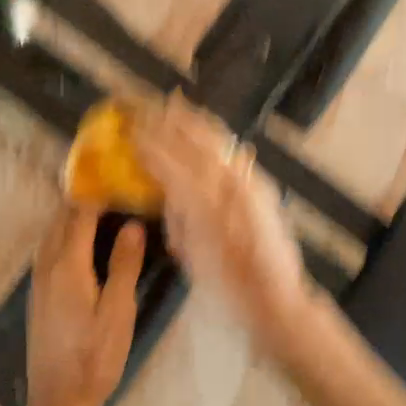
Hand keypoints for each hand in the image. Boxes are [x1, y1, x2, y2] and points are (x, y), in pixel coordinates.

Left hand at [27, 204, 144, 405]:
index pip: (79, 215)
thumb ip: (124, 265)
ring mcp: (38, 283)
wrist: (58, 401)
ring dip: (69, 220)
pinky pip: (47, 253)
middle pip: (60, 221)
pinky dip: (63, 239)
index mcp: (67, 265)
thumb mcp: (118, 312)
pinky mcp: (37, 298)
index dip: (98, 195)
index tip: (119, 181)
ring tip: (98, 214)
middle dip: (82, 202)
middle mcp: (46, 266)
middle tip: (111, 192)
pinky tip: (80, 248)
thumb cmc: (94, 357)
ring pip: (50, 236)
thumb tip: (131, 225)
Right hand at [137, 98, 309, 350]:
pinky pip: (232, 152)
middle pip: (190, 141)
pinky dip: (214, 135)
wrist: (278, 302)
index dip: (147, 143)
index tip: (127, 127)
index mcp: (204, 203)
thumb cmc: (228, 289)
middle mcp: (227, 184)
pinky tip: (205, 128)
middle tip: (141, 106)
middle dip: (164, 121)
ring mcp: (248, 183)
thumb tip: (165, 192)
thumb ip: (178, 218)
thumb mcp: (192, 257)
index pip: (168, 162)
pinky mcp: (260, 188)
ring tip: (171, 103)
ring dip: (190, 120)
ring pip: (214, 140)